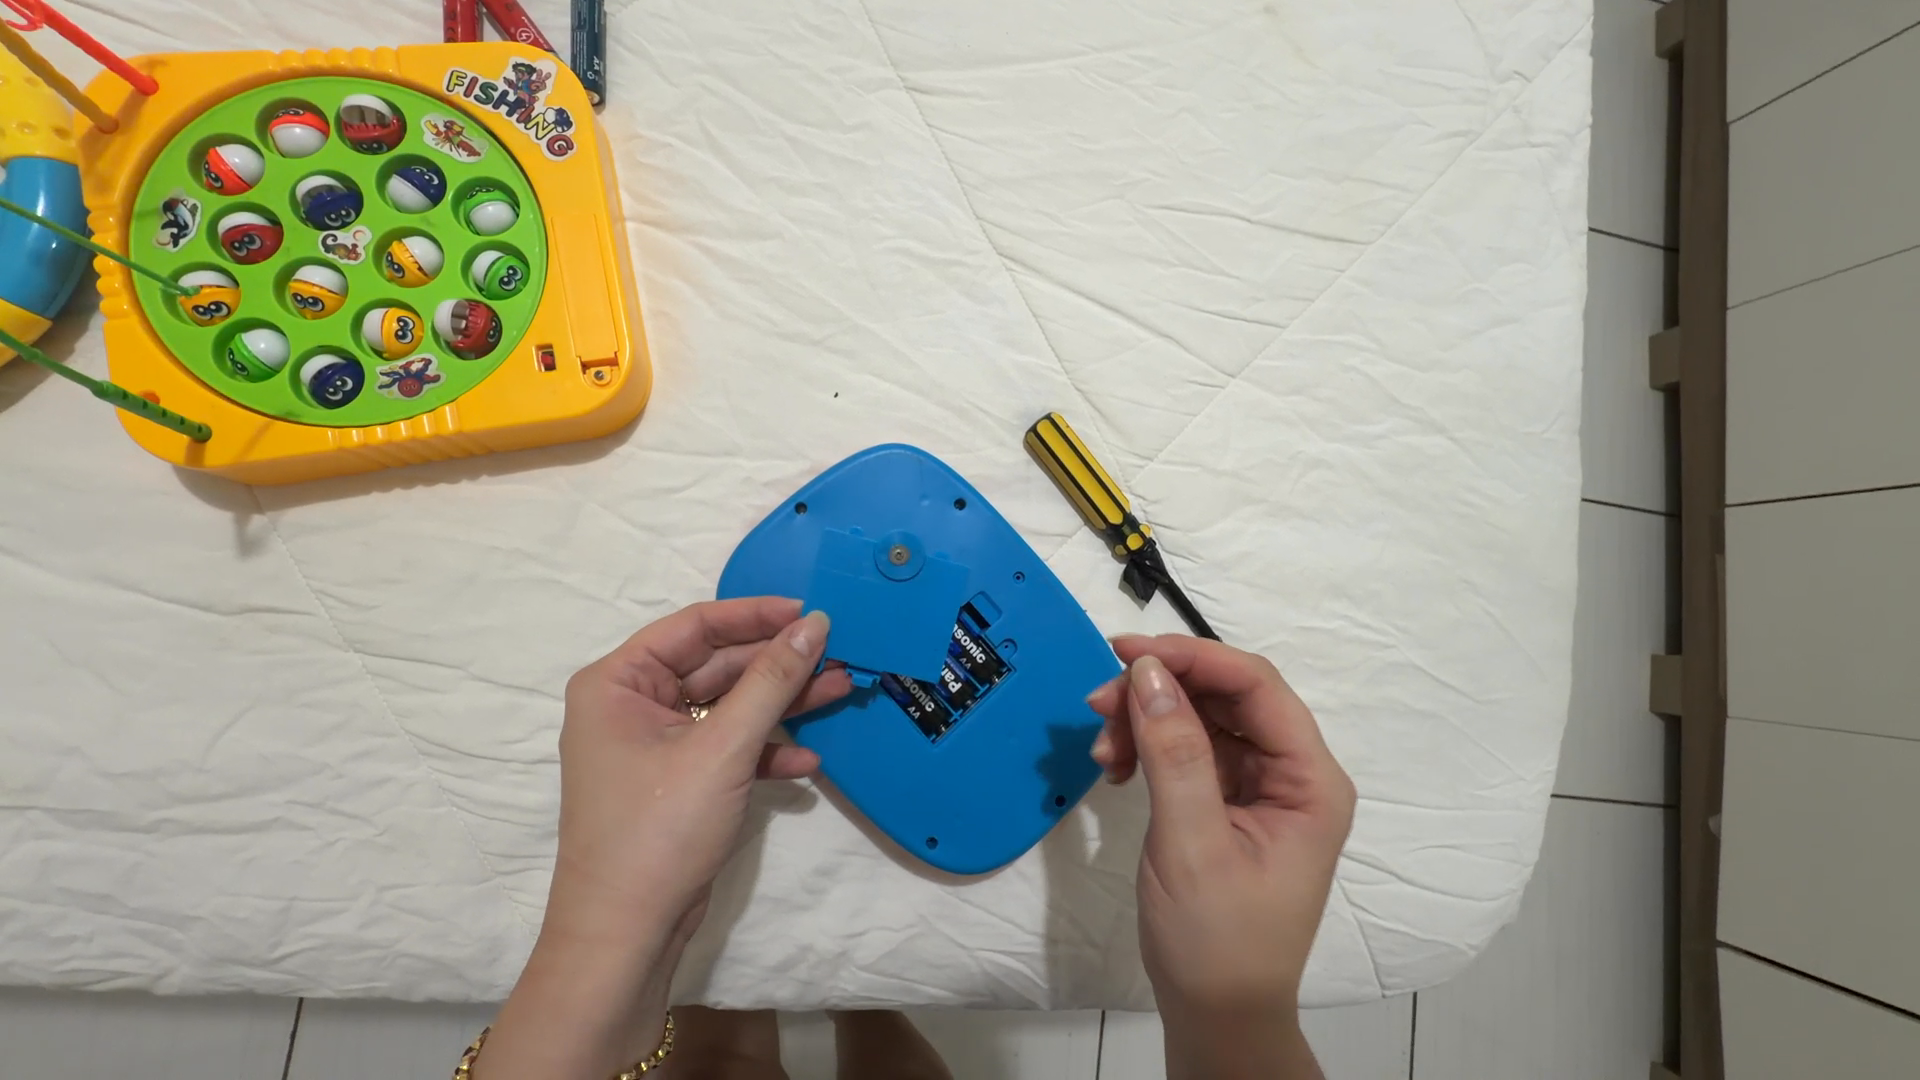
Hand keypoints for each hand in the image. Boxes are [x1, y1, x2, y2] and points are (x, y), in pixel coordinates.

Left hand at [550, 597, 845, 939]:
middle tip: (837, 654)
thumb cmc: (661, 828)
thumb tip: (815, 623)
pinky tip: (807, 760)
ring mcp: (657, 743)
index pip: (696, 626)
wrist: (628, 937)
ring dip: (783, 704)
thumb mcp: (725, 747)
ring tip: (841, 690)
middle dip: (779, 665)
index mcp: (618, 682)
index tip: (810, 611)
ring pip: (731, 705)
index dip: (756, 615)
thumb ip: (773, 680)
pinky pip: (729, 746)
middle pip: (718, 665)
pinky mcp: (681, 779)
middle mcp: (632, 704)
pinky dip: (766, 749)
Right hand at [1087, 636, 1354, 1078]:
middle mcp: (1289, 771)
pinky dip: (1144, 746)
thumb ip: (1173, 753)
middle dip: (1158, 691)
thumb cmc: (1216, 939)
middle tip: (1096, 703)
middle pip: (1223, 696)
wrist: (1214, 1012)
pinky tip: (1115, 768)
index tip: (1126, 653)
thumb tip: (1147, 671)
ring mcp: (1256, 783)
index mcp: (1309, 781)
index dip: (1193, 657)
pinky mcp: (1223, 796)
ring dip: (1143, 720)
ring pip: (1196, 716)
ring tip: (1101, 751)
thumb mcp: (1192, 843)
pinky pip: (1183, 747)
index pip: (1257, 686)